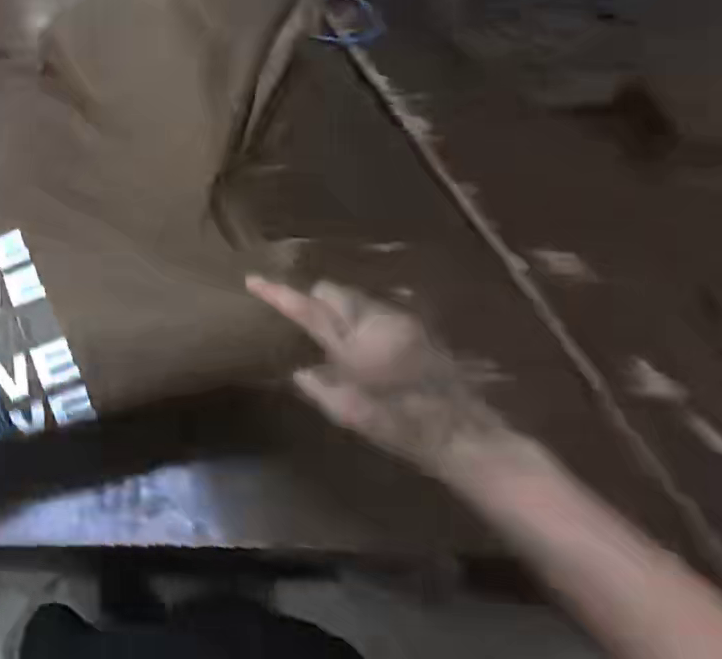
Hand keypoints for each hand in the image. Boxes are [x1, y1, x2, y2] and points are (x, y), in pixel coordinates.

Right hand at [246, 276, 515, 476]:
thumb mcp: (345, 412)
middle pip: (331, 292)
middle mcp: (377, 322)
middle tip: (296, 316)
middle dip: (311, 298)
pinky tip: (356, 341)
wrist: (469, 440)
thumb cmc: (400, 429)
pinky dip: (355, 317)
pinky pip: (372, 310)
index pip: (306, 308)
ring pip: (352, 299)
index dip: (277, 293)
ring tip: (326, 330)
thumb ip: (314, 383)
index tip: (252, 280)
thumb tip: (296, 368)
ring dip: (335, 309)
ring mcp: (400, 322)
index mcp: (355, 344)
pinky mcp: (416, 329)